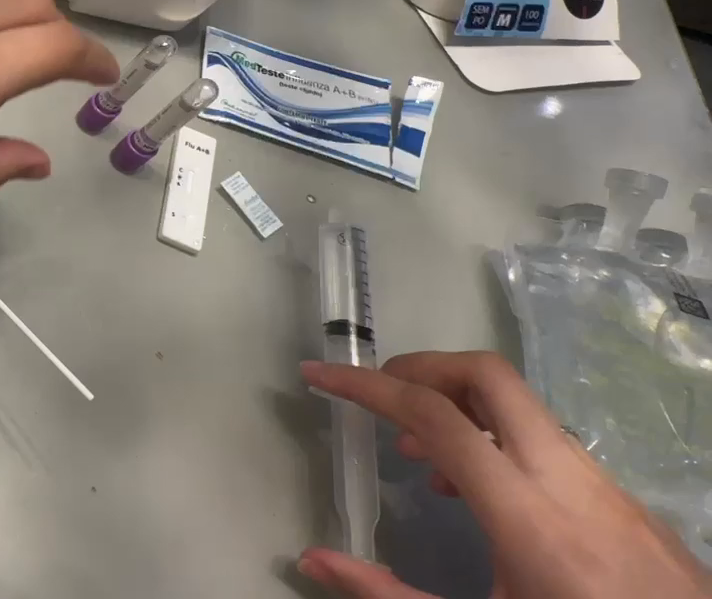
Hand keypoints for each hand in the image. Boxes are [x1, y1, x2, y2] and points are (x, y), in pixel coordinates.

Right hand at [299, 352, 711, 598]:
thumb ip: (390, 594)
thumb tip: (311, 560)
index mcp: (528, 517)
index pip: (433, 414)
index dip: (364, 385)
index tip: (318, 374)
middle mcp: (572, 485)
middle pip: (488, 376)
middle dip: (420, 369)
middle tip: (379, 395)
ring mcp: (611, 491)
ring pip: (520, 407)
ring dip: (455, 407)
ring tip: (421, 455)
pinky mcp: (634, 507)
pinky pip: (549, 444)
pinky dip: (494, 440)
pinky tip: (479, 492)